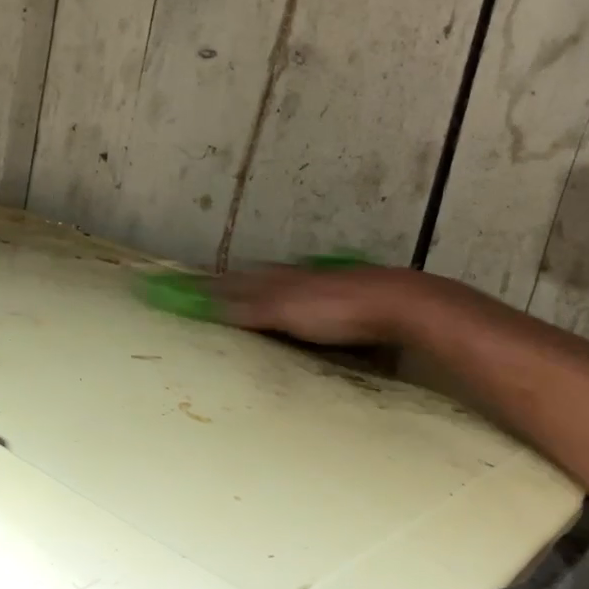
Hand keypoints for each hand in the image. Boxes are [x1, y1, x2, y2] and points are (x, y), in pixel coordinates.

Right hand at [210, 264, 438, 345]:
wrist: (398, 303)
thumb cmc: (336, 311)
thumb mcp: (284, 312)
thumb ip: (249, 309)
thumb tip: (207, 303)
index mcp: (277, 278)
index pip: (236, 280)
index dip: (214, 285)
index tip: (190, 289)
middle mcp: (295, 276)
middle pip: (258, 276)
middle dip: (237, 282)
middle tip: (218, 287)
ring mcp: (323, 283)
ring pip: (285, 282)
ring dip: (266, 287)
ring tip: (254, 294)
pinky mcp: (347, 295)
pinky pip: (309, 293)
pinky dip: (295, 297)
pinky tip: (301, 307)